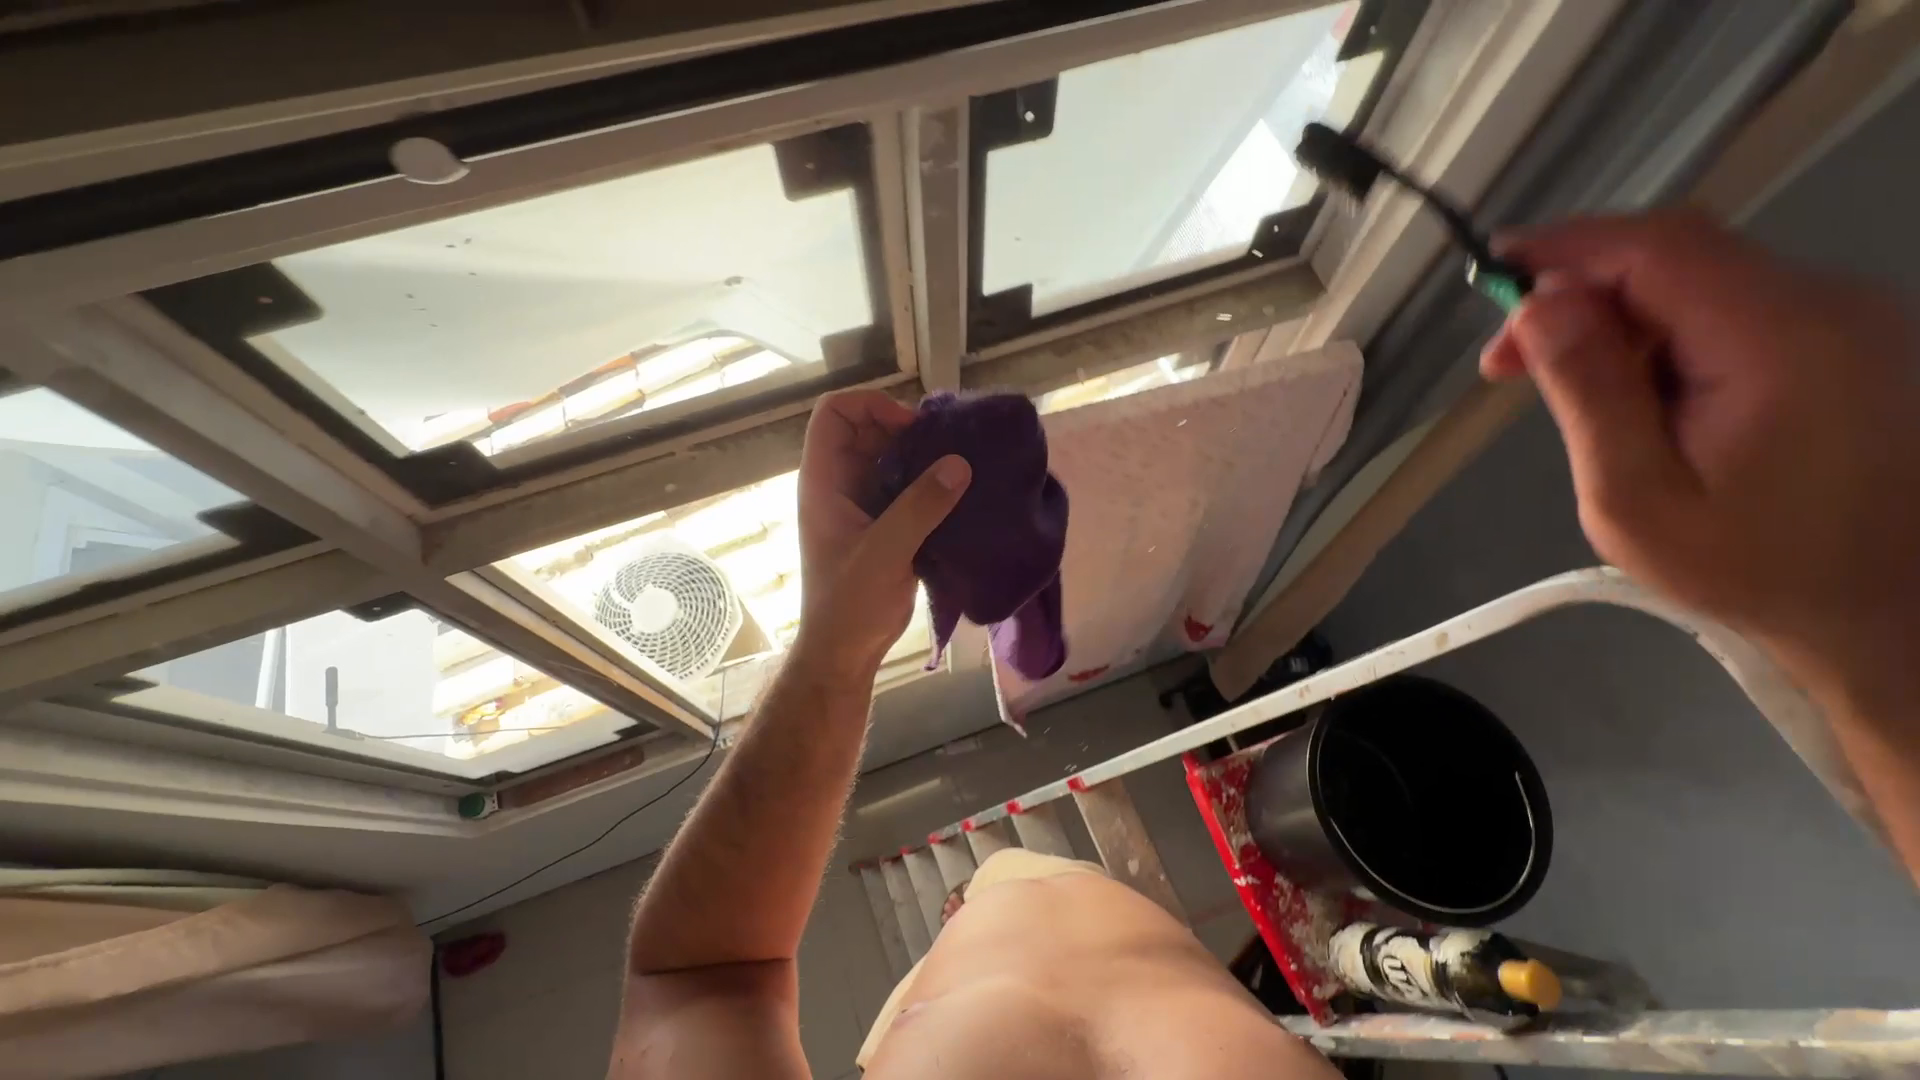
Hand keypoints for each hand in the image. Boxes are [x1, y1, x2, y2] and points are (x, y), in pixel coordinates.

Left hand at [791, 390, 969, 680]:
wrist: (846, 650)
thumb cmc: (850, 603)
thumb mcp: (884, 552)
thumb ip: (920, 507)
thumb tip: (959, 463)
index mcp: (823, 482)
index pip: (833, 413)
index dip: (870, 406)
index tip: (910, 428)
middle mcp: (839, 484)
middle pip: (865, 429)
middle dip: (902, 428)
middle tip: (944, 445)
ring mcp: (860, 504)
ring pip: (887, 457)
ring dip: (919, 455)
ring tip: (957, 464)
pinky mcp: (883, 524)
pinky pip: (903, 485)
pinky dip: (927, 481)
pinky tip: (957, 492)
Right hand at [1480, 211, 1919, 665]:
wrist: (1890, 606)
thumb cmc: (1752, 566)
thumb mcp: (1635, 497)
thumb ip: (1589, 394)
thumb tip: (1539, 306)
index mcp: (1781, 339)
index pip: (1658, 249)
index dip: (1565, 246)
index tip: (1488, 270)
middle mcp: (1827, 305)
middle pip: (1677, 256)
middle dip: (1576, 292)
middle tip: (1505, 363)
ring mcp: (1846, 319)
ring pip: (1698, 282)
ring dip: (1612, 319)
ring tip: (1560, 387)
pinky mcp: (1845, 339)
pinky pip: (1729, 309)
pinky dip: (1658, 335)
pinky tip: (1630, 391)